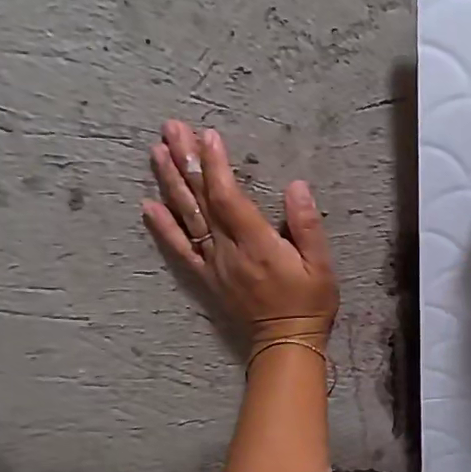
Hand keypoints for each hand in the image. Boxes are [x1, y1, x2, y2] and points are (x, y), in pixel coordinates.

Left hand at [143, 120, 338, 349]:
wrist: (286, 343)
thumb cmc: (310, 301)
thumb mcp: (321, 264)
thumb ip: (307, 224)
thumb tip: (296, 186)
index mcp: (258, 244)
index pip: (229, 198)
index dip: (216, 166)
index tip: (208, 136)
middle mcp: (228, 251)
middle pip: (202, 200)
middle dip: (187, 162)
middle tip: (171, 128)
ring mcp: (213, 264)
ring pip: (187, 218)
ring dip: (171, 183)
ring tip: (156, 152)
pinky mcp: (207, 278)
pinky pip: (180, 250)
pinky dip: (163, 227)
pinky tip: (148, 204)